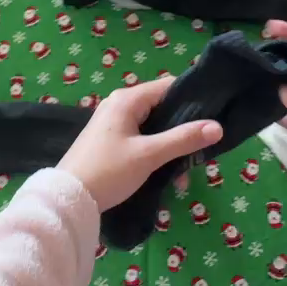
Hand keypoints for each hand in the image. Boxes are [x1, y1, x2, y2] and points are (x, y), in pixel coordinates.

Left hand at [58, 77, 222, 210]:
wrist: (68, 198)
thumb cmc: (109, 171)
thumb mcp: (149, 155)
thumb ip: (183, 139)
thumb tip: (217, 126)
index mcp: (127, 99)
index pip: (168, 87)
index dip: (192, 99)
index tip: (214, 116)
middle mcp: (120, 105)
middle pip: (162, 108)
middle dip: (183, 130)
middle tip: (202, 152)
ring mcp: (114, 123)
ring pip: (154, 127)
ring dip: (171, 148)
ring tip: (184, 175)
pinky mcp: (111, 140)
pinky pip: (142, 139)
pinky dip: (156, 153)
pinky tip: (167, 177)